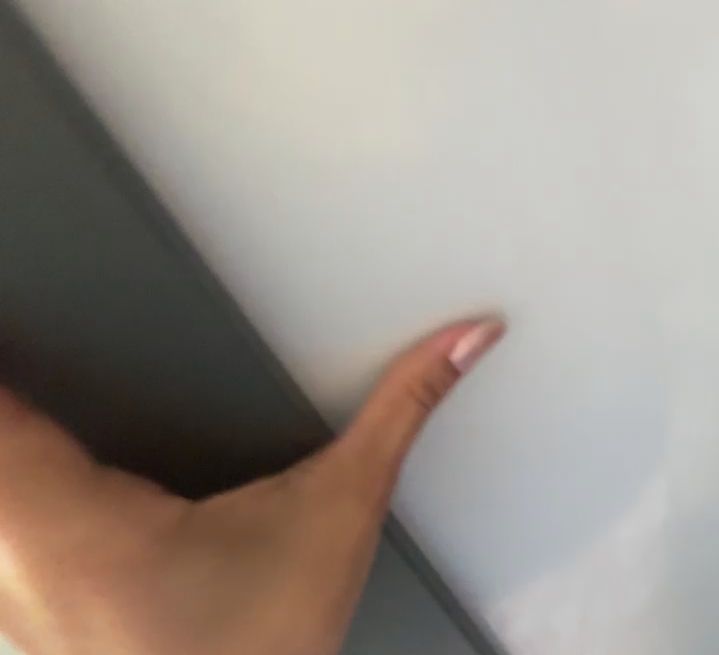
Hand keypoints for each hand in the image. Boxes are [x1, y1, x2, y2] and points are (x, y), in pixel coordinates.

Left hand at [0, 316, 503, 654]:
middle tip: (30, 337)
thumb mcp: (346, 503)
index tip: (23, 306)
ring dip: (6, 449)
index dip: (9, 371)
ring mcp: (9, 607)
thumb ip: (403, 406)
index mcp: (76, 531)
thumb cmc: (267, 643)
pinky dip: (15, 494)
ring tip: (28, 407)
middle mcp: (15, 572)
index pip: (0, 426)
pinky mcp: (27, 621)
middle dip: (7, 408)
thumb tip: (463, 341)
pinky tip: (47, 483)